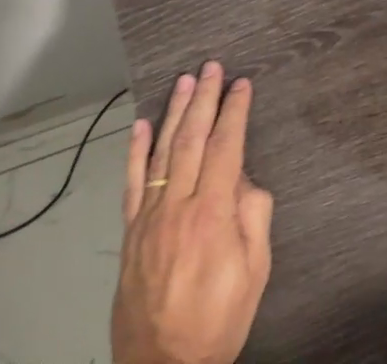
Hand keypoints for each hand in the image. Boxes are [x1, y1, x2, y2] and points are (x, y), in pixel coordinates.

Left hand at [112, 62, 273, 363]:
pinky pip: (133, 182)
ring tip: (185, 81)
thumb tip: (245, 179)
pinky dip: (136, 151)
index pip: (226, 147)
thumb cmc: (219, 319)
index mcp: (213, 214)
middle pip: (192, 139)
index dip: (235, 112)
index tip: (243, 84)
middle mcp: (178, 206)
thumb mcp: (256, 272)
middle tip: (213, 66)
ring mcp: (149, 217)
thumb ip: (254, 218)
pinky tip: (142, 125)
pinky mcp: (131, 232)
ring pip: (162, 152)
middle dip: (205, 99)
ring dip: (175, 112)